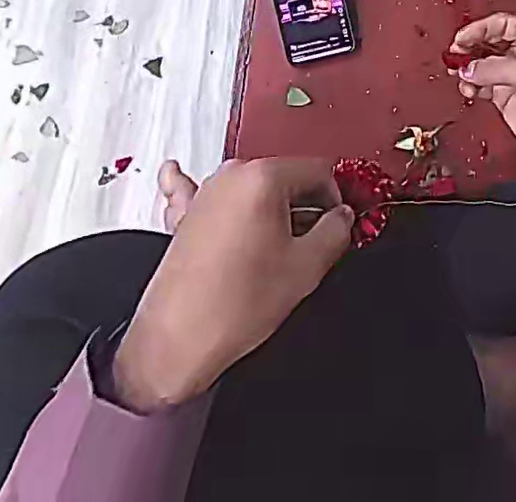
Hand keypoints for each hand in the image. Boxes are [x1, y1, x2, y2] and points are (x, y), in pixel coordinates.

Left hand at [113, 158, 352, 409]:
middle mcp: (232, 174)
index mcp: (264, 177)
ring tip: (275, 246)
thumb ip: (336, 231)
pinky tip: (179, 174)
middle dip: (306, 205)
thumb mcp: (307, 267)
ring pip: (256, 188)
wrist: (174, 344)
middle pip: (288, 177)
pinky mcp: (185, 215)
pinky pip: (197, 190)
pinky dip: (206, 191)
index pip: (319, 170)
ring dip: (272, 208)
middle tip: (312, 242)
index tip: (338, 224)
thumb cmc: (235, 305)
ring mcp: (206, 192)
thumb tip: (341, 218)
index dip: (336, 198)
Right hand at [451, 13, 515, 169]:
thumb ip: (500, 67)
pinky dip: (471, 85)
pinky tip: (468, 89)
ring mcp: (515, 76)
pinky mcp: (506, 96)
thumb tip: (470, 67)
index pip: (505, 24)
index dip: (482, 28)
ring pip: (482, 62)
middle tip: (456, 55)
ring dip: (468, 67)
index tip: (463, 38)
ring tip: (460, 74)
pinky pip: (481, 84)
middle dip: (471, 46)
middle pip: (490, 40)